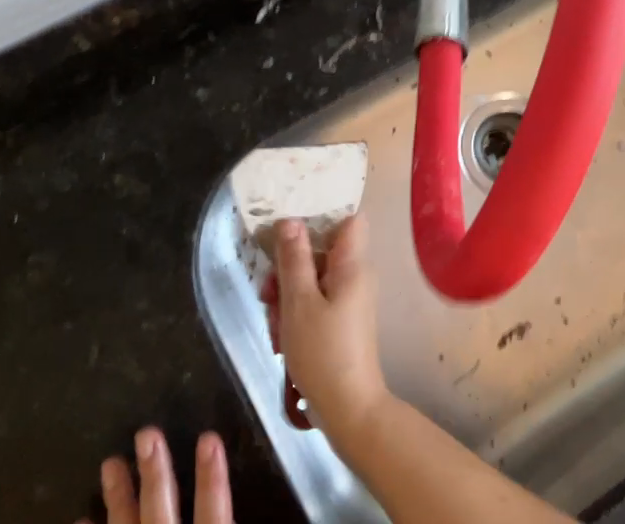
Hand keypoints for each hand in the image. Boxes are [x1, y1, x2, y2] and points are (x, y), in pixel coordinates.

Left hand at [91, 427, 230, 523]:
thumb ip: (224, 518)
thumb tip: (236, 507)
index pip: (214, 512)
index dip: (212, 477)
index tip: (209, 437)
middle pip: (160, 509)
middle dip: (154, 473)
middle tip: (146, 433)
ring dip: (117, 496)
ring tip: (110, 462)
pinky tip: (83, 519)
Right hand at [265, 214, 388, 437]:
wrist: (349, 408)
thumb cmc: (323, 351)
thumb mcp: (299, 302)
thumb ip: (294, 259)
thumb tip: (291, 220)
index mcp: (353, 265)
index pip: (348, 220)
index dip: (320, 216)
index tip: (288, 225)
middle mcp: (356, 277)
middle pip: (322, 250)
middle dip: (290, 265)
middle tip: (268, 291)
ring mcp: (350, 300)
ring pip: (314, 278)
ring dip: (288, 293)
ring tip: (273, 321)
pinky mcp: (342, 321)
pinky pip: (317, 301)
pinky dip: (297, 311)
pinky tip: (281, 335)